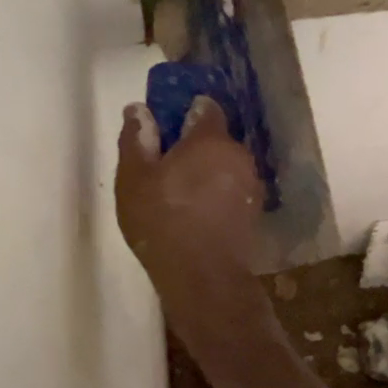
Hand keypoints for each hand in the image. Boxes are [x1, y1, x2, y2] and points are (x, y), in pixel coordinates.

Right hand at [115, 98, 280, 360]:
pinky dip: (215, 194)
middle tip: (162, 165)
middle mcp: (239, 155)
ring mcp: (251, 185)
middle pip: (215, 138)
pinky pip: (230, 190)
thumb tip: (138, 108)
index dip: (183, 112)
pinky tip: (194, 213)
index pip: (205, 107)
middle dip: (192, 145)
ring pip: (224, 166)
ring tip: (176, 193)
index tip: (162, 127)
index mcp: (211, 139)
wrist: (203, 280)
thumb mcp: (134, 178)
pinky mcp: (253, 213)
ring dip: (205, 171)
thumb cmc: (162, 221)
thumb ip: (136, 138)